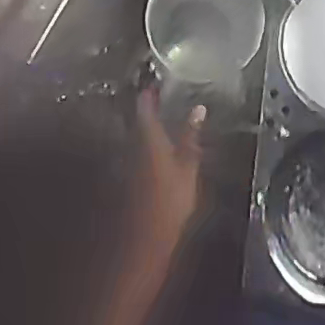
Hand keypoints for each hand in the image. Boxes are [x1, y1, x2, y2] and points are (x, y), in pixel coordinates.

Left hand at [129, 87, 204, 260]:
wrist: (143, 241)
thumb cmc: (170, 201)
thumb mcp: (188, 166)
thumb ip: (191, 136)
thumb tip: (198, 108)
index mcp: (149, 139)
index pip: (145, 108)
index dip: (149, 94)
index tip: (156, 83)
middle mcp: (132, 146)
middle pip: (136, 121)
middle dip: (147, 109)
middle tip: (162, 98)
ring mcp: (126, 163)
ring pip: (135, 136)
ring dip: (146, 127)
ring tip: (163, 119)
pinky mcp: (126, 178)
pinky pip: (135, 151)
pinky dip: (145, 144)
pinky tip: (158, 149)